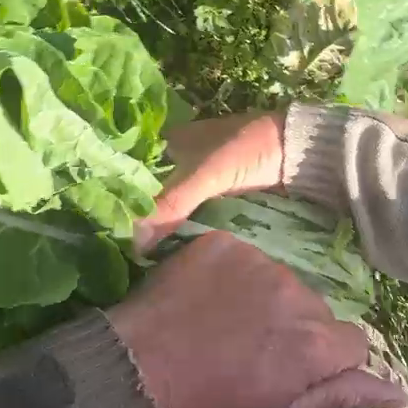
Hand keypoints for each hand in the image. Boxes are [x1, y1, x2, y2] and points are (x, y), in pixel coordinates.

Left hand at [106, 231, 405, 407]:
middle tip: (250, 348)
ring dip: (264, 297)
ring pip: (280, 279)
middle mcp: (297, 292)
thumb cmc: (209, 403)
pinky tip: (207, 297)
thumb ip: (340, 396)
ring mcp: (258, 260)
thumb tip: (400, 393)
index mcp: (316, 341)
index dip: (324, 359)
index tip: (289, 369)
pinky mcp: (223, 241)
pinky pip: (244, 256)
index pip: (351, 341)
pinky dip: (233, 274)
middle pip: (315, 308)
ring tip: (225, 323)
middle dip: (294, 326)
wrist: (136, 366)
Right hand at [135, 110, 286, 253]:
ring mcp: (200, 184)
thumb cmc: (248, 149)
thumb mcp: (205, 174)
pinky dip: (184, 235)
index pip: (133, 174)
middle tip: (122, 254)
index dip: (120, 198)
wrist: (301, 153)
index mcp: (169, 144)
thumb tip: (133, 240)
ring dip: (162, 232)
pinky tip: (170, 256)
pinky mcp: (219, 202)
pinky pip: (193, 220)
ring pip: (172, 211)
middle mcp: (179, 162)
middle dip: (140, 221)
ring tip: (141, 263)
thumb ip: (171, 203)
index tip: (107, 228)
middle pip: (151, 196)